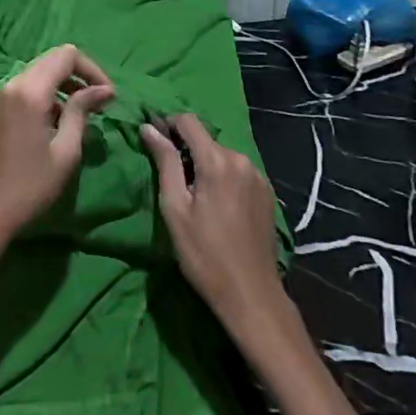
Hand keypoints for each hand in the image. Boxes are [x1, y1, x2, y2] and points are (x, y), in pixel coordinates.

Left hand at [0, 44, 115, 240]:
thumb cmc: (31, 185)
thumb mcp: (66, 150)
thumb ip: (82, 111)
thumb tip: (104, 90)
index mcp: (31, 91)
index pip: (67, 55)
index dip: (92, 69)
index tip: (108, 95)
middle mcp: (15, 84)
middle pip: (54, 58)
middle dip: (81, 74)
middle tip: (100, 101)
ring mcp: (5, 96)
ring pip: (42, 71)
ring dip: (67, 84)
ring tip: (86, 111)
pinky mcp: (2, 108)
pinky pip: (31, 87)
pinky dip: (52, 94)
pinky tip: (63, 120)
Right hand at [139, 114, 285, 323]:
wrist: (250, 293)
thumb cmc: (204, 254)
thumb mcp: (175, 208)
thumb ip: (164, 162)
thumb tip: (149, 129)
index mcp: (217, 161)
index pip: (189, 121)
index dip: (168, 125)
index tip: (155, 141)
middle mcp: (241, 159)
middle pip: (206, 140)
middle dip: (186, 150)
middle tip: (171, 180)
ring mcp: (258, 175)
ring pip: (223, 156)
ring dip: (205, 165)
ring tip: (194, 196)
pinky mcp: (266, 191)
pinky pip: (238, 171)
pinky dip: (223, 177)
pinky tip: (217, 206)